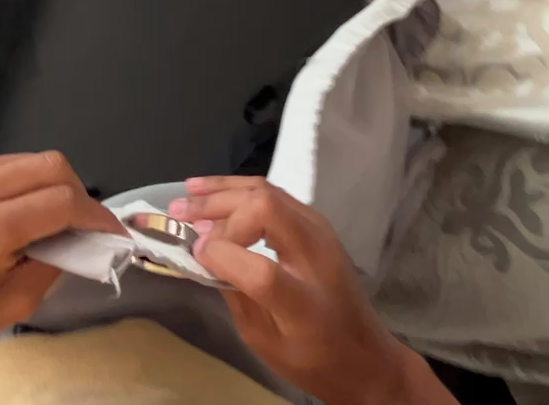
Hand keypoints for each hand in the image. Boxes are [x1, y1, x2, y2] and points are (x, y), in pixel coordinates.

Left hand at [0, 152, 123, 404]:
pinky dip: (18, 183)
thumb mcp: (14, 302)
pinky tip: (12, 212)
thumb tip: (83, 237)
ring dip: (48, 185)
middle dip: (78, 192)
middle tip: (84, 224)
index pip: (63, 201)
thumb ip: (56, 261)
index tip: (113, 232)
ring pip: (26, 160)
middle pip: (50, 165)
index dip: (97, 215)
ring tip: (49, 220)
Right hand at [173, 176, 455, 404]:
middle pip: (267, 210)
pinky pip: (273, 192)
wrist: (367, 356)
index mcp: (307, 304)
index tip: (195, 253)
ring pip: (267, 190)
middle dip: (218, 209)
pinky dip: (239, 189)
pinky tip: (213, 190)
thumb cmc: (314, 360)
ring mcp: (320, 232)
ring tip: (188, 192)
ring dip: (223, 191)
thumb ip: (234, 294)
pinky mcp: (316, 220)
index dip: (223, 255)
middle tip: (181, 214)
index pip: (261, 269)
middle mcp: (318, 258)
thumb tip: (203, 253)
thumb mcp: (265, 343)